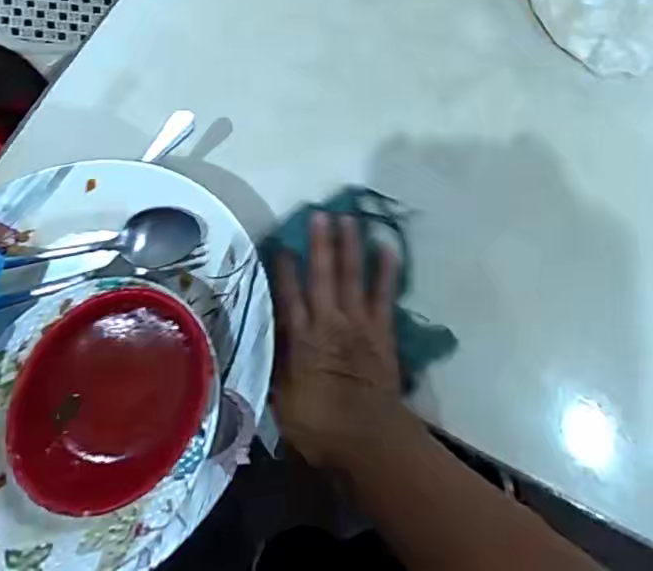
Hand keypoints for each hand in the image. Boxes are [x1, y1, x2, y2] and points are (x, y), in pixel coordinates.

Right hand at [271, 214, 411, 471]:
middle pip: (322, 275)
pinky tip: (388, 247)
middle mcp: (329, 322)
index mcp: (301, 339)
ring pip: (352, 276)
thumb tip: (264, 340)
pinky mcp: (382, 330)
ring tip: (349, 218)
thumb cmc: (320, 426)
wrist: (369, 438)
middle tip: (319, 214)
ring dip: (350, 246)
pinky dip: (386, 270)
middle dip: (320, 243)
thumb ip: (275, 365)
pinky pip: (384, 294)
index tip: (281, 242)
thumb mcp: (282, 401)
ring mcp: (359, 323)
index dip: (284, 268)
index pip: (289, 295)